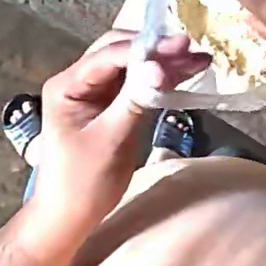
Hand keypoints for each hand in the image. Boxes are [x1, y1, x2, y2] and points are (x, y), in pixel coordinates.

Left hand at [28, 32, 210, 230]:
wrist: (69, 218)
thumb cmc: (81, 183)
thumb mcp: (109, 141)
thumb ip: (134, 101)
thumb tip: (161, 68)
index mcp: (67, 85)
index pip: (109, 55)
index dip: (146, 48)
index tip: (180, 46)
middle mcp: (80, 82)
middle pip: (120, 52)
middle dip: (156, 50)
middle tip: (191, 49)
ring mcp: (97, 94)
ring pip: (132, 67)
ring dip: (163, 63)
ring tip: (198, 59)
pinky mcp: (113, 107)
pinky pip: (138, 85)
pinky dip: (161, 80)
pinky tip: (187, 74)